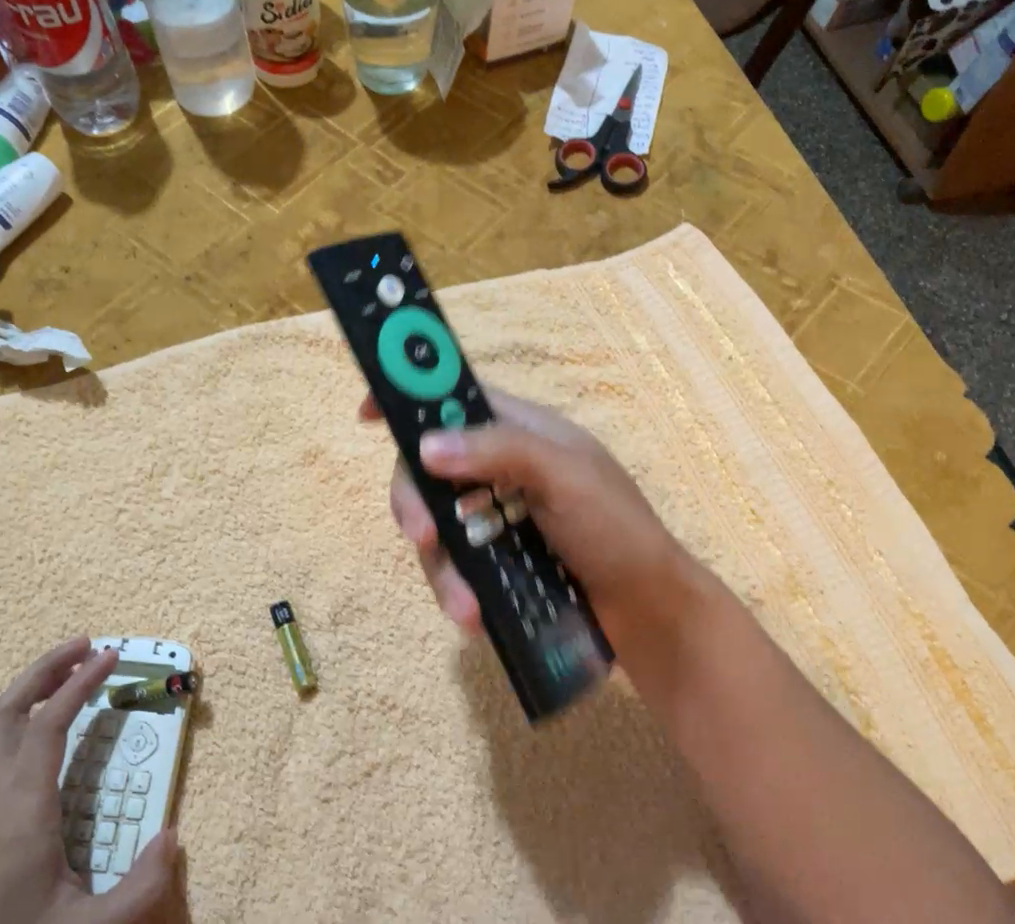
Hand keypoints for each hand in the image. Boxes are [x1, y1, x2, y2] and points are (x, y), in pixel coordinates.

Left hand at [0, 638, 178, 923]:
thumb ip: (138, 889)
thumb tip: (172, 837)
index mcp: (24, 810)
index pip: (50, 725)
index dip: (80, 684)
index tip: (111, 656)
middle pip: (9, 712)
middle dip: (45, 670)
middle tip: (84, 647)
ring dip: (19, 693)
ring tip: (54, 678)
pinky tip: (14, 737)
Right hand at [361, 390, 693, 633]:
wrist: (649, 612)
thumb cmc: (617, 530)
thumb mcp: (566, 477)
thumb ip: (500, 451)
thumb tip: (425, 445)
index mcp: (521, 430)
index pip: (454, 398)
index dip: (409, 398)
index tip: (366, 415)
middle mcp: (501, 468)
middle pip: (429, 470)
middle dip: (416, 504)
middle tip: (420, 538)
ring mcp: (495, 517)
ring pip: (437, 526)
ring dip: (442, 568)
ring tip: (464, 607)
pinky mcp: (495, 561)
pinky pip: (454, 565)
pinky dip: (457, 590)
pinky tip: (472, 616)